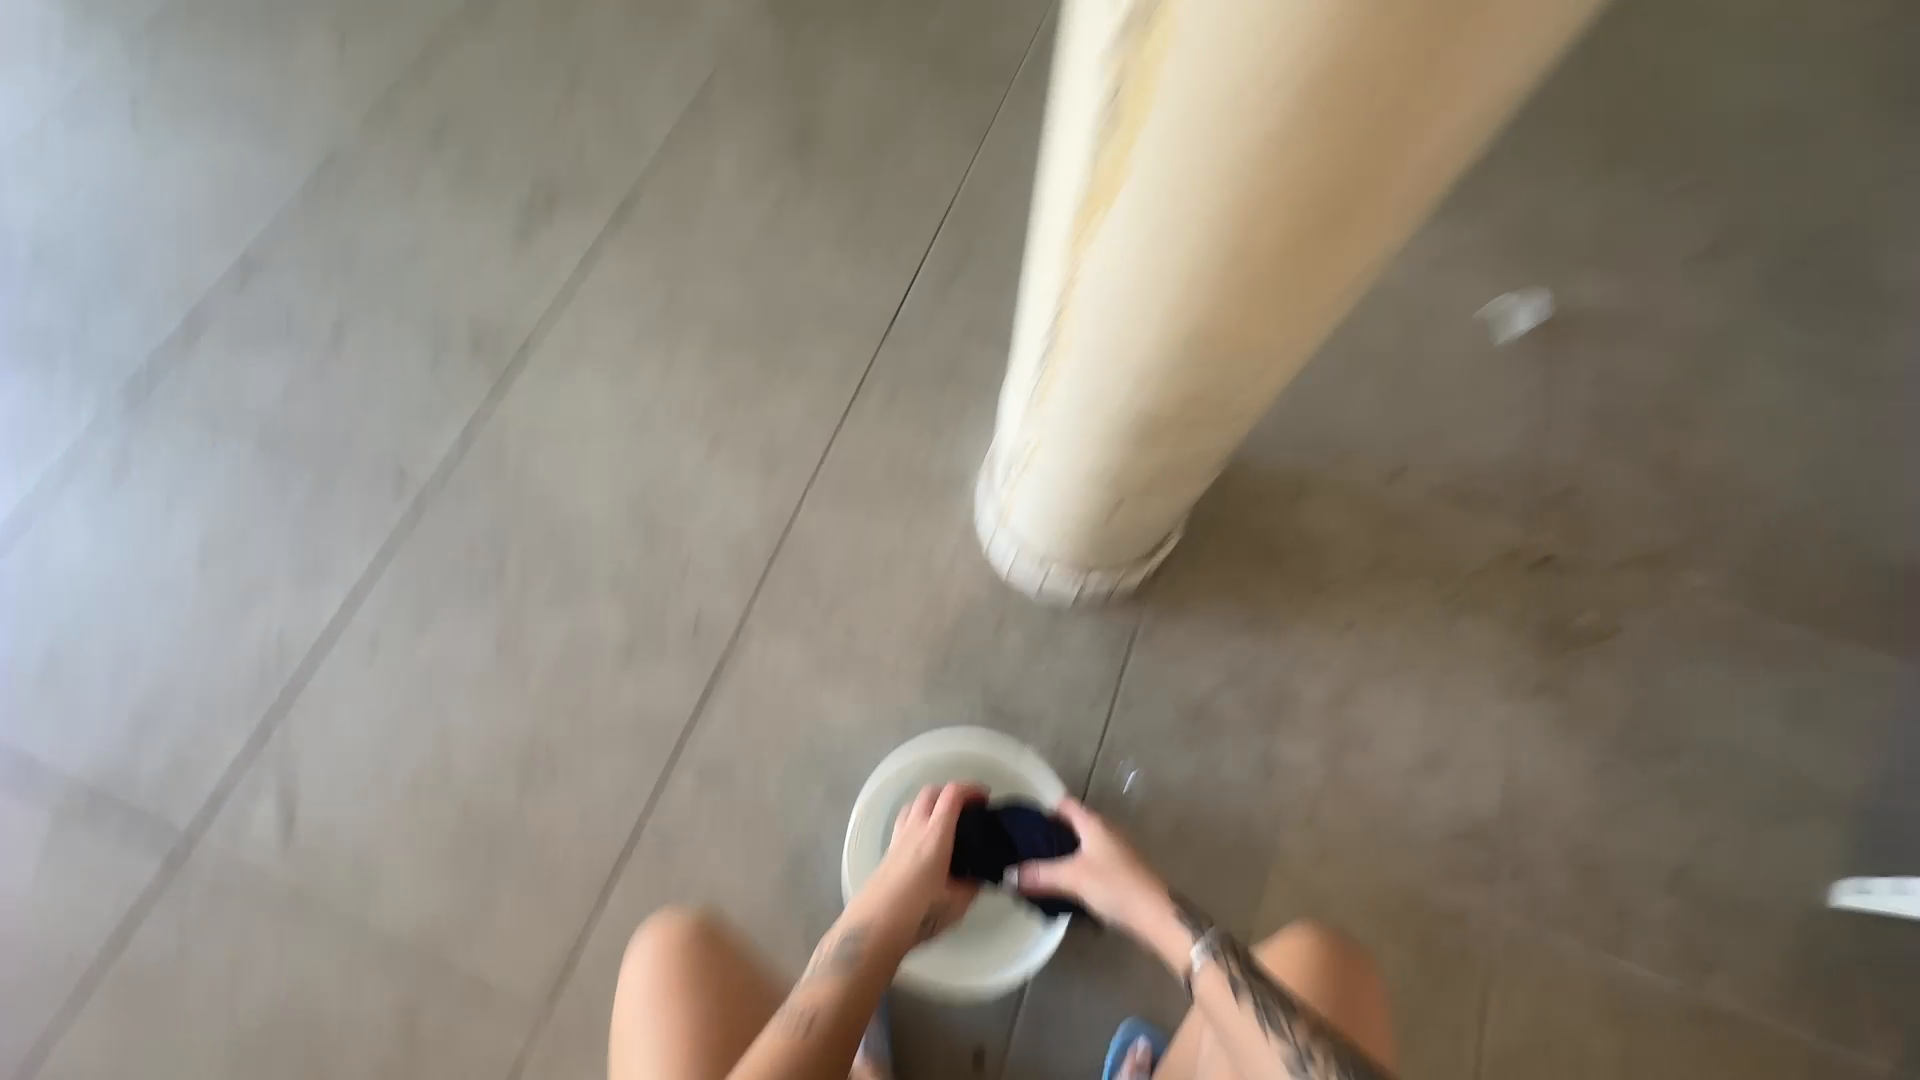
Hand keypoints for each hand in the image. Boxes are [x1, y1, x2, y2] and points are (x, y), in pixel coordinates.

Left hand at [853, 783, 982, 944]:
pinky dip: (919, 819)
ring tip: (947, 821)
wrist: (874, 927)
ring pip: (914, 804)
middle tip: (968, 808)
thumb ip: (972, 885)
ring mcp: (898, 838)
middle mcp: (915, 828)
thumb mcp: (957, 903)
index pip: (952, 794)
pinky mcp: (888, 851)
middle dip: (951, 792)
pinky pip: (905, 821)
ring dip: (932, 803)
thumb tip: (978, 877)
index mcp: (935, 834)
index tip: (986, 798)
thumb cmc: (919, 912)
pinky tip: (926, 841)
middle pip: (931, 791)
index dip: (971, 789)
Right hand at [1011, 797, 1170, 941]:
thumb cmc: (1115, 886)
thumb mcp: (1072, 878)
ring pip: (1082, 846)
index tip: (1023, 826)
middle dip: (1050, 836)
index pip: (1065, 804)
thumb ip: (1039, 875)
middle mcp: (1105, 831)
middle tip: (1024, 851)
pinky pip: (1091, 863)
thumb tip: (1007, 875)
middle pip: (1073, 825)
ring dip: (1063, 855)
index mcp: (1094, 823)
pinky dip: (1076, 870)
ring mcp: (1115, 852)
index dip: (1044, 810)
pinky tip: (1064, 887)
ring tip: (1038, 870)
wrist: (1157, 916)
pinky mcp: (1120, 872)